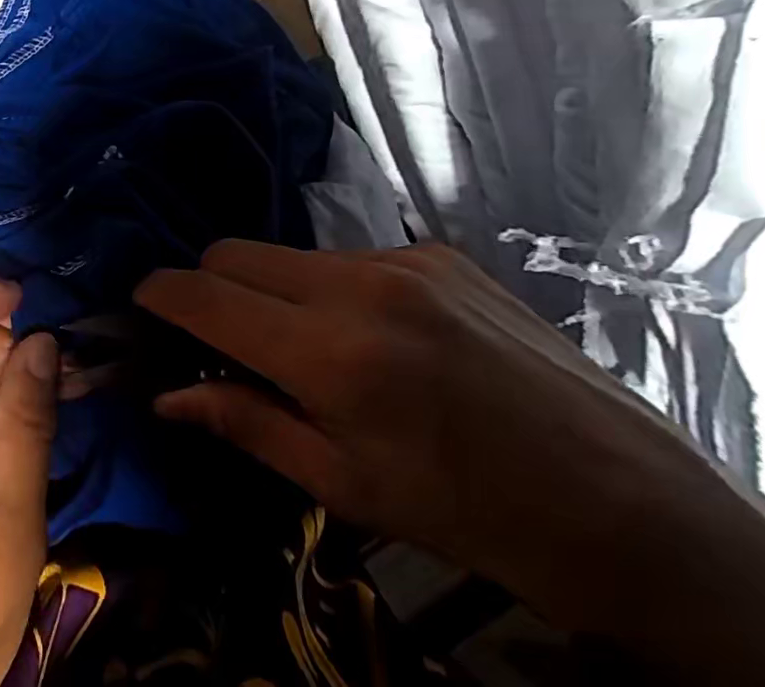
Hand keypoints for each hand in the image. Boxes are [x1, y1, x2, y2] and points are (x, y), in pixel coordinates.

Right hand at [135, 241, 764, 686]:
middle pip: (238, 252)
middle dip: (206, 284)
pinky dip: (327, 288)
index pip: (207, 294)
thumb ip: (247, 424)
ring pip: (292, 253)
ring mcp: (407, 259)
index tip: (140, 305)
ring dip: (269, 288)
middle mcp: (362, 284)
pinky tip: (367, 336)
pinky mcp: (442, 254)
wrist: (624, 500)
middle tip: (209, 334)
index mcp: (331, 353)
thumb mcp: (344, 485)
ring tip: (296, 346)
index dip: (160, 295)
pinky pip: (350, 258)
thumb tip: (168, 397)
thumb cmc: (469, 512)